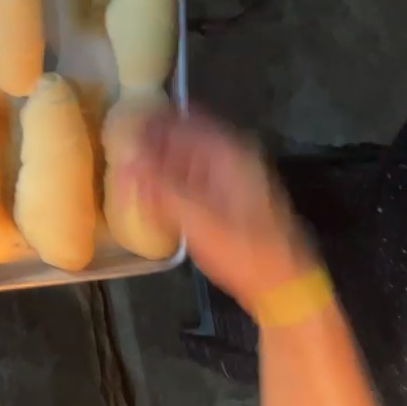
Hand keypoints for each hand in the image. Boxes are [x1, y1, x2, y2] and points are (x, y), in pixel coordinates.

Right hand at [116, 107, 315, 305]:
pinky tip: (154, 194)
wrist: (282, 285)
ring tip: (132, 172)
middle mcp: (234, 158)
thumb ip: (157, 185)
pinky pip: (194, 179)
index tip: (125, 127)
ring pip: (189, 159)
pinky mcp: (231, 200)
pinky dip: (173, 181)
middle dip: (155, 143)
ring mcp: (234, 179)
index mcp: (229, 152)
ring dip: (162, 164)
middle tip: (124, 151)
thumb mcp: (194, 217)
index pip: (184, 120)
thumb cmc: (241, 247)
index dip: (155, 121)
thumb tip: (127, 162)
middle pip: (186, 138)